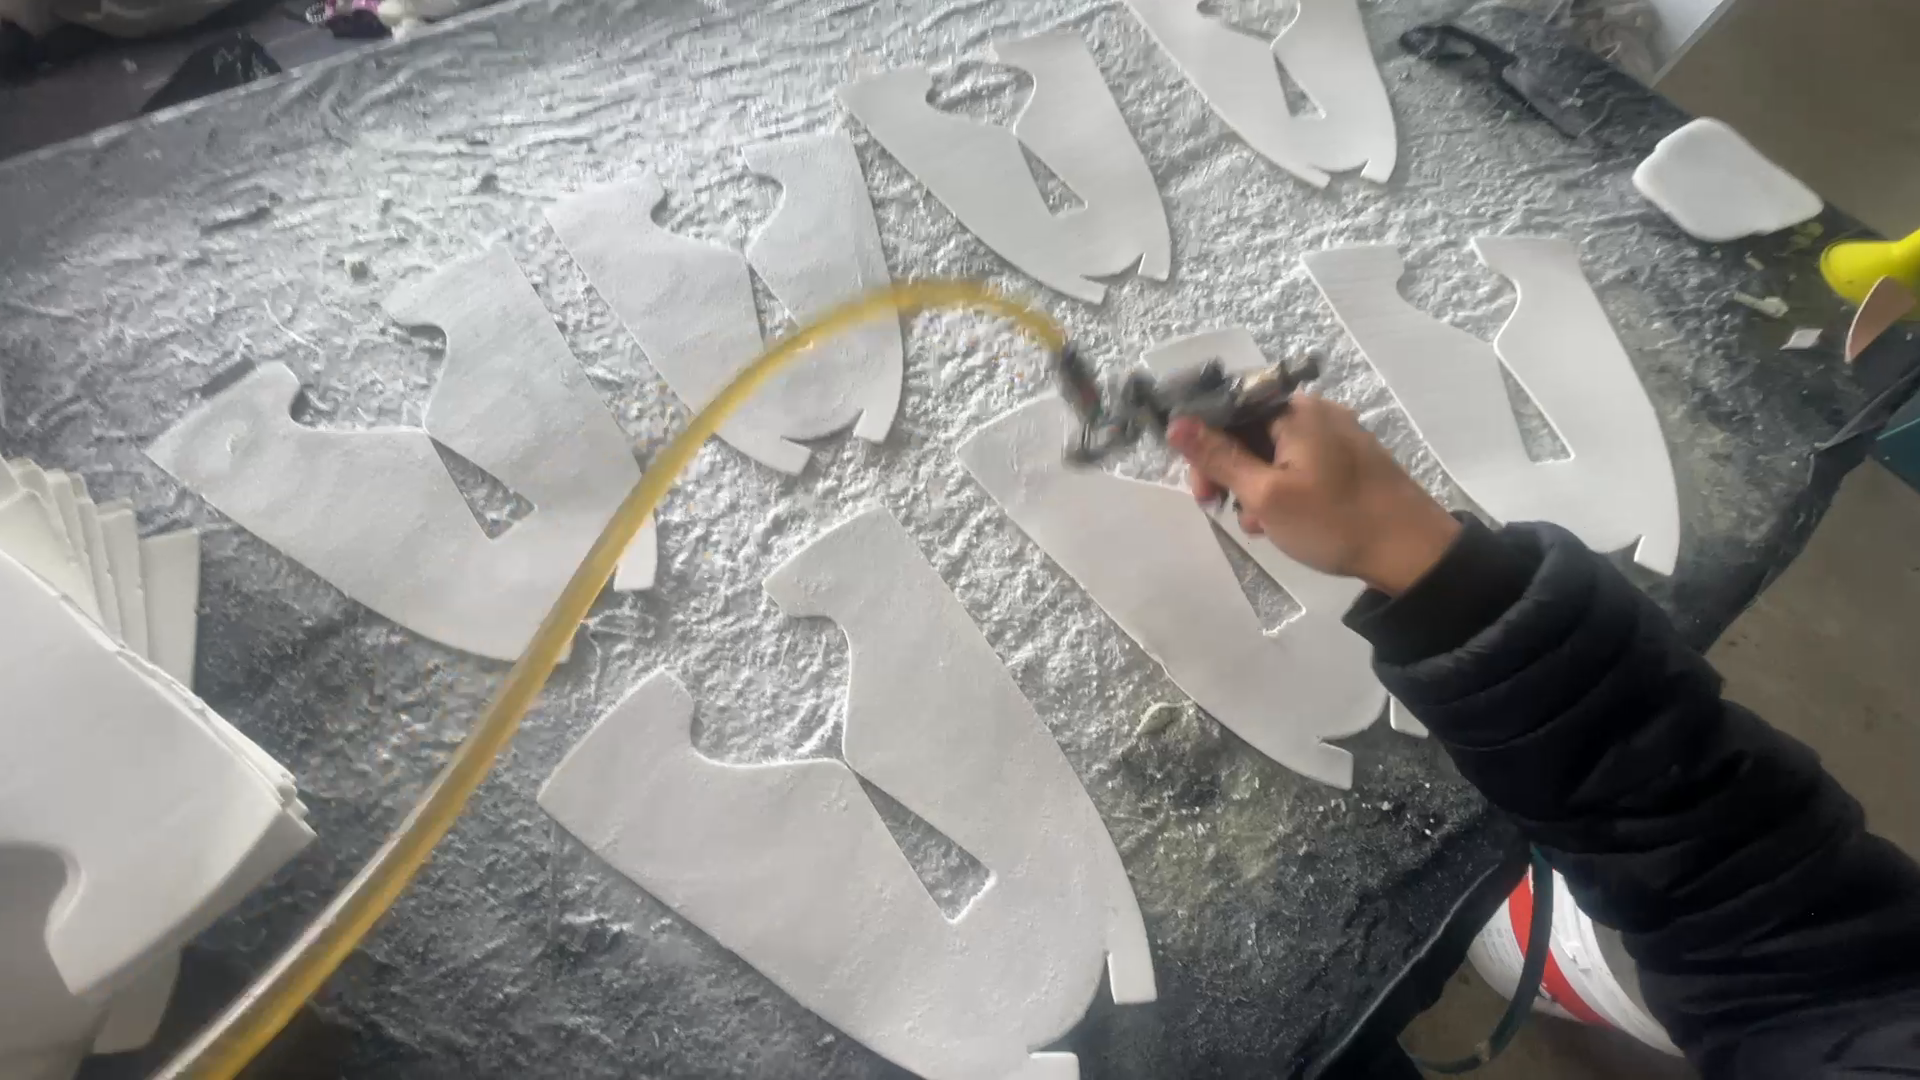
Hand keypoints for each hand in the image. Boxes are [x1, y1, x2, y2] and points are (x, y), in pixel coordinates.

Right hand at [1167, 395, 1460, 595]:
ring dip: (1250, 485)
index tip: (1199, 488)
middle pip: (1247, 430)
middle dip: (1226, 470)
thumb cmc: (1333, 521)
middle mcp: (1315, 412)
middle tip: (1220, 509)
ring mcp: (1334, 435)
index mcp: (1295, 411)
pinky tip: (1278, 520)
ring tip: (1257, 523)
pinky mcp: (1346, 459)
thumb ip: (1218, 457)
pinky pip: (1294, 463)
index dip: (1202, 445)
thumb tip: (1175, 423)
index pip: (1227, 410)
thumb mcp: (1265, 494)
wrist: (1414, 553)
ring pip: (1268, 451)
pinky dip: (1278, 487)